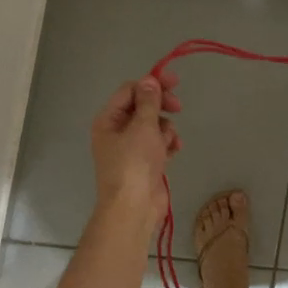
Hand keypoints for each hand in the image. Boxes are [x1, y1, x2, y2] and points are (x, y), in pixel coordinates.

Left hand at [89, 70, 181, 220]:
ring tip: (169, 141)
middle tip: (178, 107)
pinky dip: (167, 143)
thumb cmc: (134, 163)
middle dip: (161, 106)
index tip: (174, 83)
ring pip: (153, 125)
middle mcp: (117, 131)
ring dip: (166, 128)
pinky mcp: (145, 162)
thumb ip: (149, 101)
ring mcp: (131, 148)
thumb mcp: (143, 126)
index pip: (130, 91)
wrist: (134, 207)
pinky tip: (174, 150)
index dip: (151, 84)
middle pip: (142, 106)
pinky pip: (159, 143)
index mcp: (109, 120)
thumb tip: (149, 79)